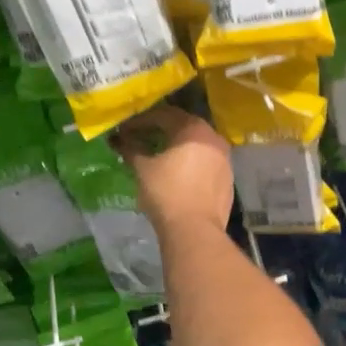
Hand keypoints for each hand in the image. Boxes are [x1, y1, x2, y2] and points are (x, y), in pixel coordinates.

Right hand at [112, 106, 233, 235]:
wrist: (195, 230)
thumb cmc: (166, 193)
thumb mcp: (142, 168)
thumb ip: (130, 148)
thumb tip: (118, 140)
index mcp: (194, 129)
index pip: (164, 115)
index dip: (140, 121)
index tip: (124, 129)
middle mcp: (214, 139)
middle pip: (183, 128)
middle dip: (160, 131)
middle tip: (140, 137)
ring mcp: (225, 161)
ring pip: (197, 146)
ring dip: (177, 147)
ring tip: (157, 155)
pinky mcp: (228, 181)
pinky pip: (206, 165)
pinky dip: (191, 164)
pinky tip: (177, 173)